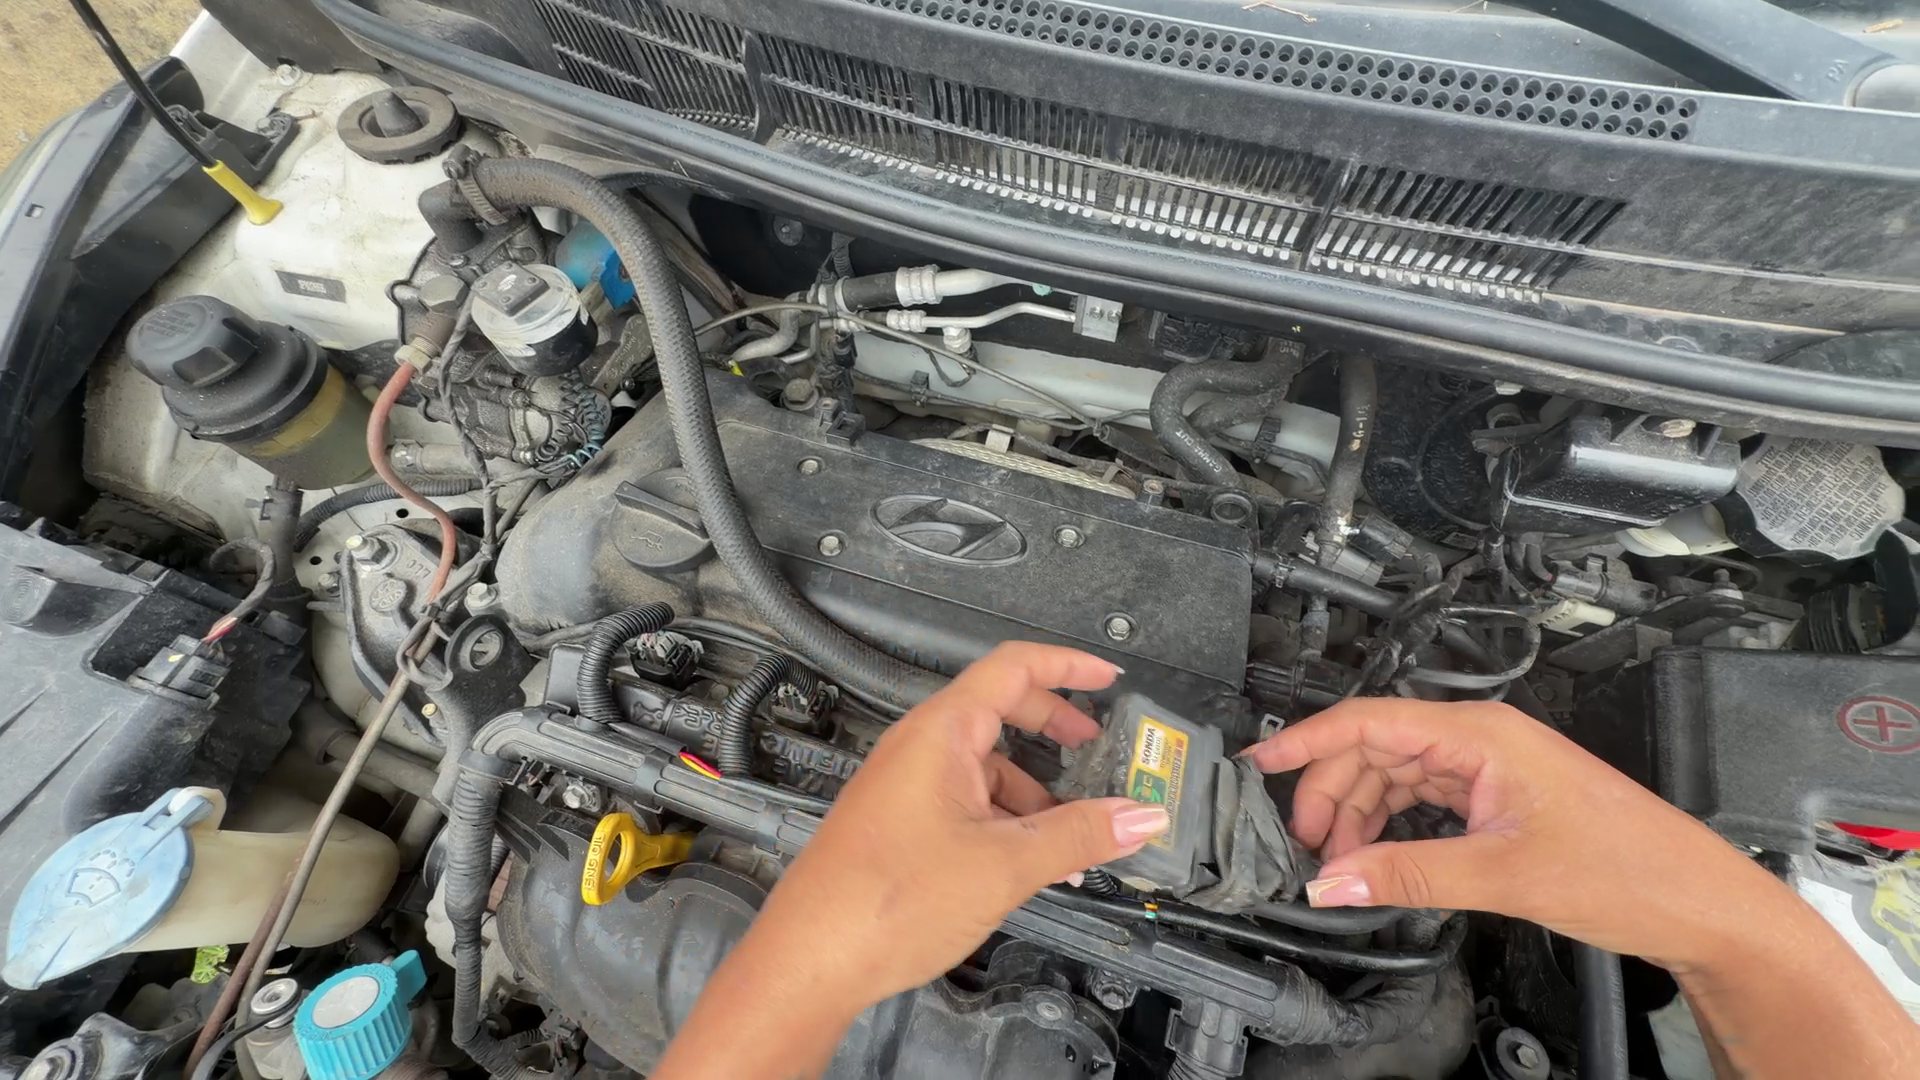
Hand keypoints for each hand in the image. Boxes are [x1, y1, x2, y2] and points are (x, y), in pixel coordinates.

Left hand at [744, 645, 1167, 1005]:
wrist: (809, 959)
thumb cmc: (881, 899)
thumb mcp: (1003, 864)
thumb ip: (1078, 835)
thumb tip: (1135, 816)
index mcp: (942, 731)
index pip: (1013, 667)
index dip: (1067, 665)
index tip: (1103, 673)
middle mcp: (921, 745)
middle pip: (1002, 710)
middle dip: (1055, 725)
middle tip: (1095, 741)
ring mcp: (909, 780)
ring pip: (987, 764)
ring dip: (1034, 790)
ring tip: (1071, 833)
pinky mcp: (904, 815)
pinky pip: (967, 797)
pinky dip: (1006, 817)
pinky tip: (1028, 859)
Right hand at [1245, 697, 1788, 969]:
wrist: (1713, 911)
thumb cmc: (1634, 872)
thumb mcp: (1502, 874)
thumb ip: (1405, 874)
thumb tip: (1331, 880)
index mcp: (1475, 733)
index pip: (1365, 720)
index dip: (1305, 740)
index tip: (1261, 762)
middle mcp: (1473, 737)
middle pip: (1371, 750)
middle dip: (1331, 794)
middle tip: (1306, 841)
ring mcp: (1481, 763)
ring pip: (1390, 774)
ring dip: (1357, 813)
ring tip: (1338, 858)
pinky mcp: (1489, 791)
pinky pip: (1416, 795)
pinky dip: (1387, 823)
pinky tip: (1374, 852)